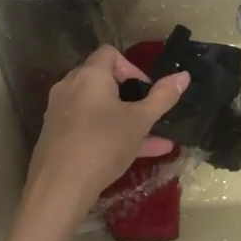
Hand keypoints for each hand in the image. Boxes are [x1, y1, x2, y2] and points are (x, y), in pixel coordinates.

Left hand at [23, 47, 188, 221]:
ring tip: (153, 139)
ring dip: (124, 119)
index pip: (110, 53)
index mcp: (89, 76)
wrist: (59, 187)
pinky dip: (108, 133)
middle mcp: (70, 87)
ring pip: (98, 108)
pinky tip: (134, 154)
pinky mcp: (57, 135)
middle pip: (103, 80)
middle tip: (147, 114)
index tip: (146, 91)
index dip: (132, 67)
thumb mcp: (139, 121)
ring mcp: (60, 112)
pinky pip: (88, 126)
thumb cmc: (103, 145)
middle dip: (130, 96)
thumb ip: (162, 98)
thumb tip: (184, 76)